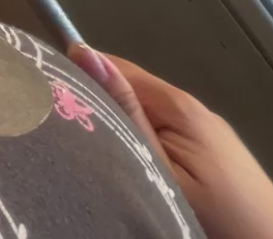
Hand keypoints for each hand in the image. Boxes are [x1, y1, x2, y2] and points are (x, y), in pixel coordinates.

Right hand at [71, 45, 272, 238]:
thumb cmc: (219, 224)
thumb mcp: (160, 171)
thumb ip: (125, 113)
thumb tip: (84, 51)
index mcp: (178, 104)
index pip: (114, 66)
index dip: (82, 78)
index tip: (53, 102)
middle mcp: (194, 108)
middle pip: (130, 87)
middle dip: (100, 103)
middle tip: (70, 134)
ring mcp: (210, 132)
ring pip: (148, 112)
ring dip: (121, 123)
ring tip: (96, 152)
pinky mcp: (219, 155)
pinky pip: (167, 132)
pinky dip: (144, 140)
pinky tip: (135, 166)